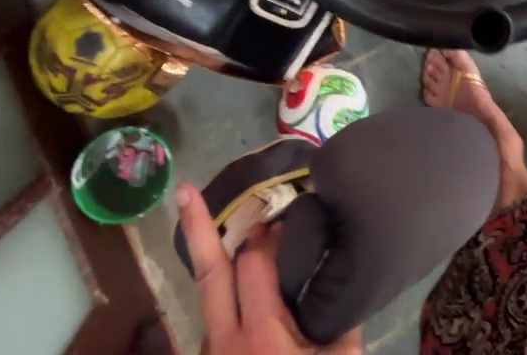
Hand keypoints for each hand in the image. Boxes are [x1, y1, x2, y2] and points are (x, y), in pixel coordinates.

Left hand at [174, 184, 360, 354]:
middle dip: (197, 227)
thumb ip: (342, 315)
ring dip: (213, 256)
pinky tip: (238, 273)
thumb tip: (342, 270)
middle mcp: (225, 342)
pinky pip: (218, 318)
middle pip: (208, 273)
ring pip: (209, 296)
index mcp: (261, 333)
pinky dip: (227, 288)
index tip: (292, 216)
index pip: (256, 262)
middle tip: (184, 187)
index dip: (273, 233)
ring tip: (210, 217)